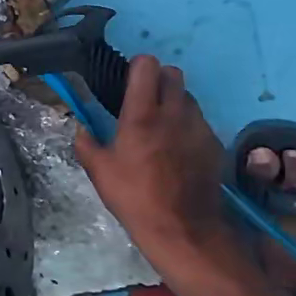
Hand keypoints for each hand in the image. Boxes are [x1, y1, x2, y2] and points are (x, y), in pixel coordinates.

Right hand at [74, 55, 239, 271]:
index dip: (137, 67)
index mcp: (142, 115)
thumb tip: (81, 129)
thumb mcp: (100, 172)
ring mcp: (199, 126)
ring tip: (161, 127)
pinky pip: (199, 121)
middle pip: (172, 73)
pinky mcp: (214, 143)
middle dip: (158, 79)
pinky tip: (178, 150)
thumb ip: (86, 144)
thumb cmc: (136, 198)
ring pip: (188, 96)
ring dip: (174, 102)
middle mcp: (174, 112)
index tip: (128, 82)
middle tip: (144, 101)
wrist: (184, 229)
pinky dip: (188, 125)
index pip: (147, 65)